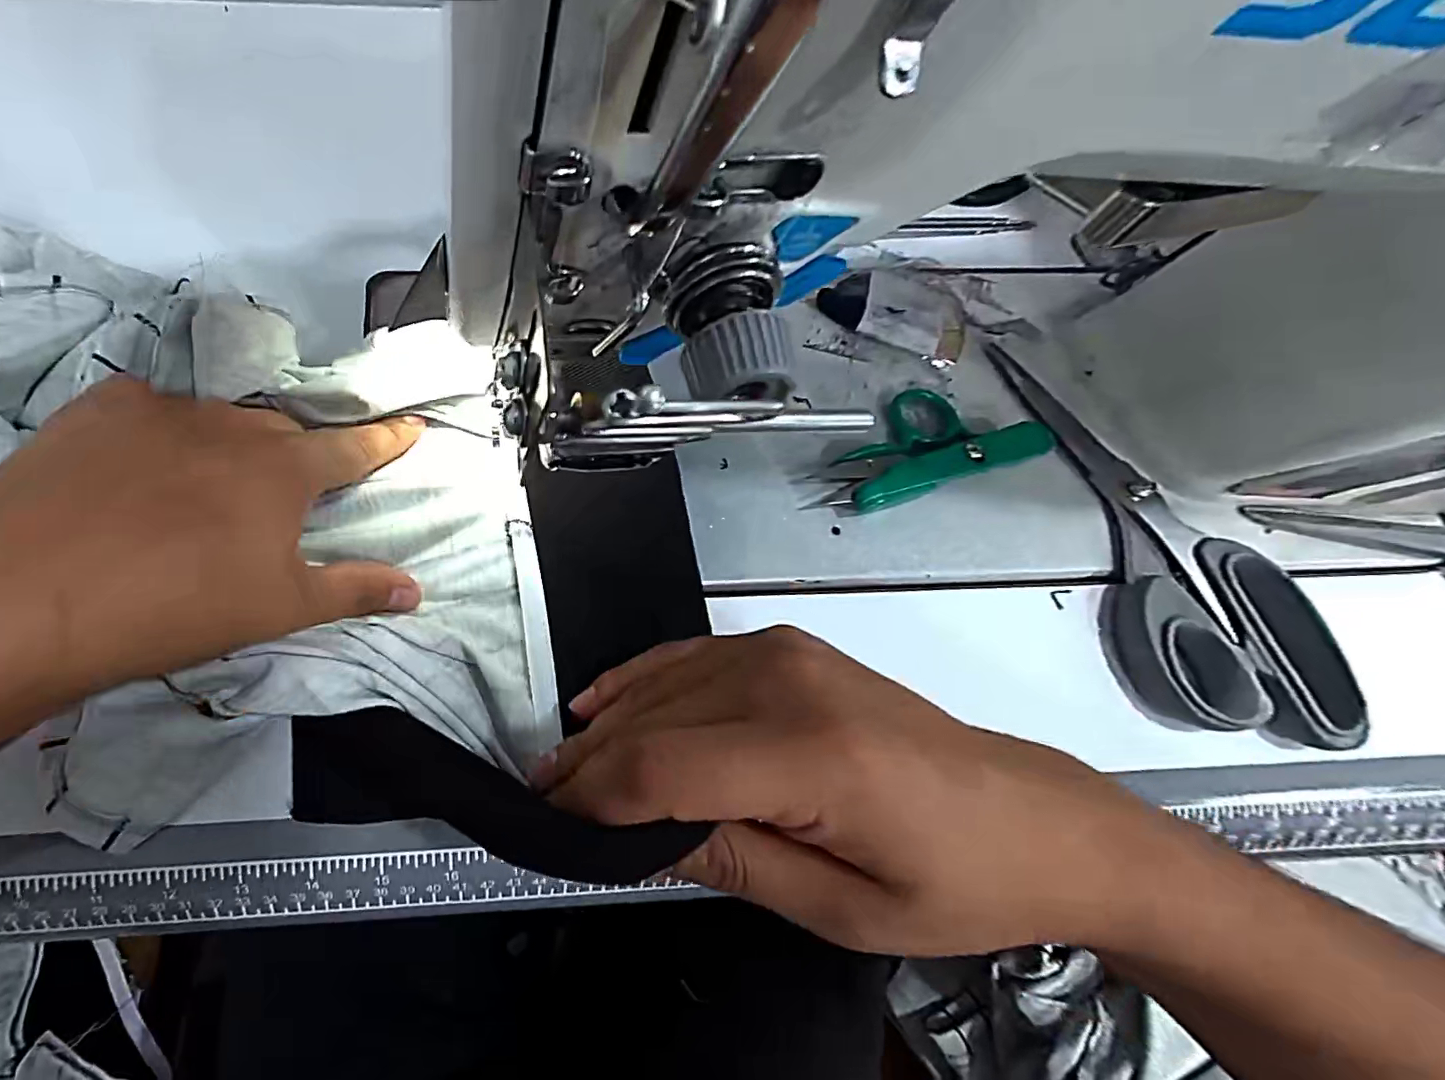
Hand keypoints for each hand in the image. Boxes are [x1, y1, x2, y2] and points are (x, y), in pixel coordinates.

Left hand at [0, 377, 424, 779]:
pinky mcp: (100, 408)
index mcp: (283, 471)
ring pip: (218, 421)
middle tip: (291, 487)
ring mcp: (163, 409)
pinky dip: (163, 437)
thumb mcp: (280, 608)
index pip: (352, 449)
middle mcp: (232, 426)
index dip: (385, 440)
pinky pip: (152, 413)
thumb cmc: (178, 608)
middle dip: (299, 454)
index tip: (410, 425)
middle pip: (283, 433)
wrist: (30, 597)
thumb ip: (354, 590)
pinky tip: (139, 470)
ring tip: (206, 490)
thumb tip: (417, 590)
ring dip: (228, 448)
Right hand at [539, 627, 1213, 956]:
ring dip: (604, 728)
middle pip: (651, 724)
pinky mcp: (778, 644)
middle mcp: (787, 684)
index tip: (559, 822)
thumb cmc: (951, 878)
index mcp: (812, 757)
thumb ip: (728, 862)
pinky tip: (599, 703)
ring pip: (657, 688)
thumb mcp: (839, 908)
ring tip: (564, 764)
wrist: (1029, 815)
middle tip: (547, 799)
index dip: (598, 797)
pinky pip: (684, 657)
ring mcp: (780, 653)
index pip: (665, 771)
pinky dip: (635, 681)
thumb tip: (635, 838)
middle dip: (589, 765)